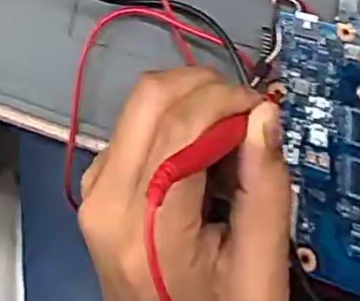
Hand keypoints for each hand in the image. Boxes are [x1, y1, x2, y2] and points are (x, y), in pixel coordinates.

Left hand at [78, 69, 289, 300]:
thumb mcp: (258, 272)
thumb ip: (265, 190)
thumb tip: (264, 111)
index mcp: (144, 227)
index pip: (180, 125)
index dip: (224, 99)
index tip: (260, 106)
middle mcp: (106, 196)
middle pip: (151, 97)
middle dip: (204, 86)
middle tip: (245, 108)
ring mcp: (94, 185)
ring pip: (140, 100)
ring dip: (188, 96)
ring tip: (227, 127)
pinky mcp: (96, 179)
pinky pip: (135, 121)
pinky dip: (172, 115)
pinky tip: (200, 144)